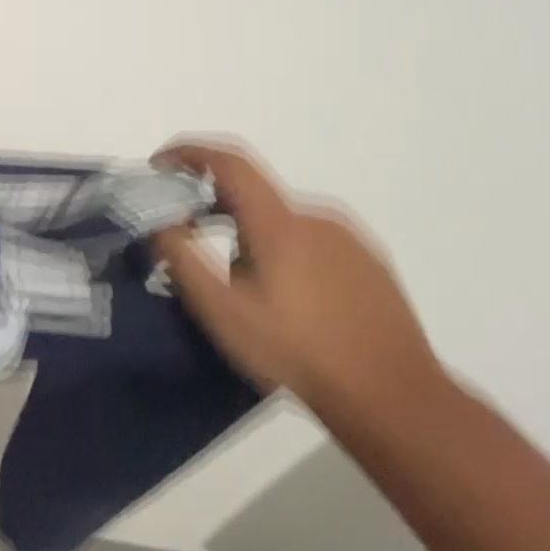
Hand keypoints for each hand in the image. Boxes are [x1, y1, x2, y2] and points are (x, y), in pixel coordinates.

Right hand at [150, 137, 443, 407]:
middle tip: (183, 246)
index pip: (229, 162)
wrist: (392, 397)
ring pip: (280, 223)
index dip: (188, 153)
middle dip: (211, 210)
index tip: (157, 165)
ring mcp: (350, 241)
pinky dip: (279, 253)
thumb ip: (181, 256)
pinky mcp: (369, 265)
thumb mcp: (219, 308)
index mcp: (280, 222)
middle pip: (252, 196)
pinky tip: (279, 300)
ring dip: (246, 237)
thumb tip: (159, 219)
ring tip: (232, 286)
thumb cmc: (294, 350)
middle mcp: (318, 218)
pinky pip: (309, 243)